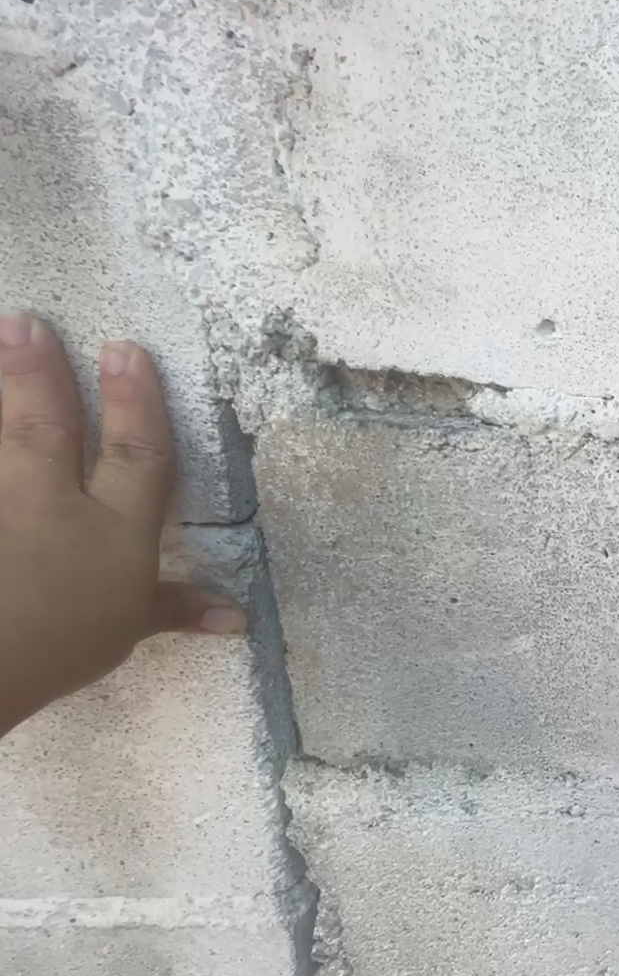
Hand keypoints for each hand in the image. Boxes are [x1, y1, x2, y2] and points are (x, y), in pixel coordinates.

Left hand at [0, 313, 245, 737]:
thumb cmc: (47, 654)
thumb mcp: (121, 633)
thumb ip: (172, 609)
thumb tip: (236, 617)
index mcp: (111, 529)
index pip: (136, 454)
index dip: (136, 402)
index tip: (127, 351)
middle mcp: (46, 504)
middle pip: (44, 427)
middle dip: (38, 373)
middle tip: (26, 321)